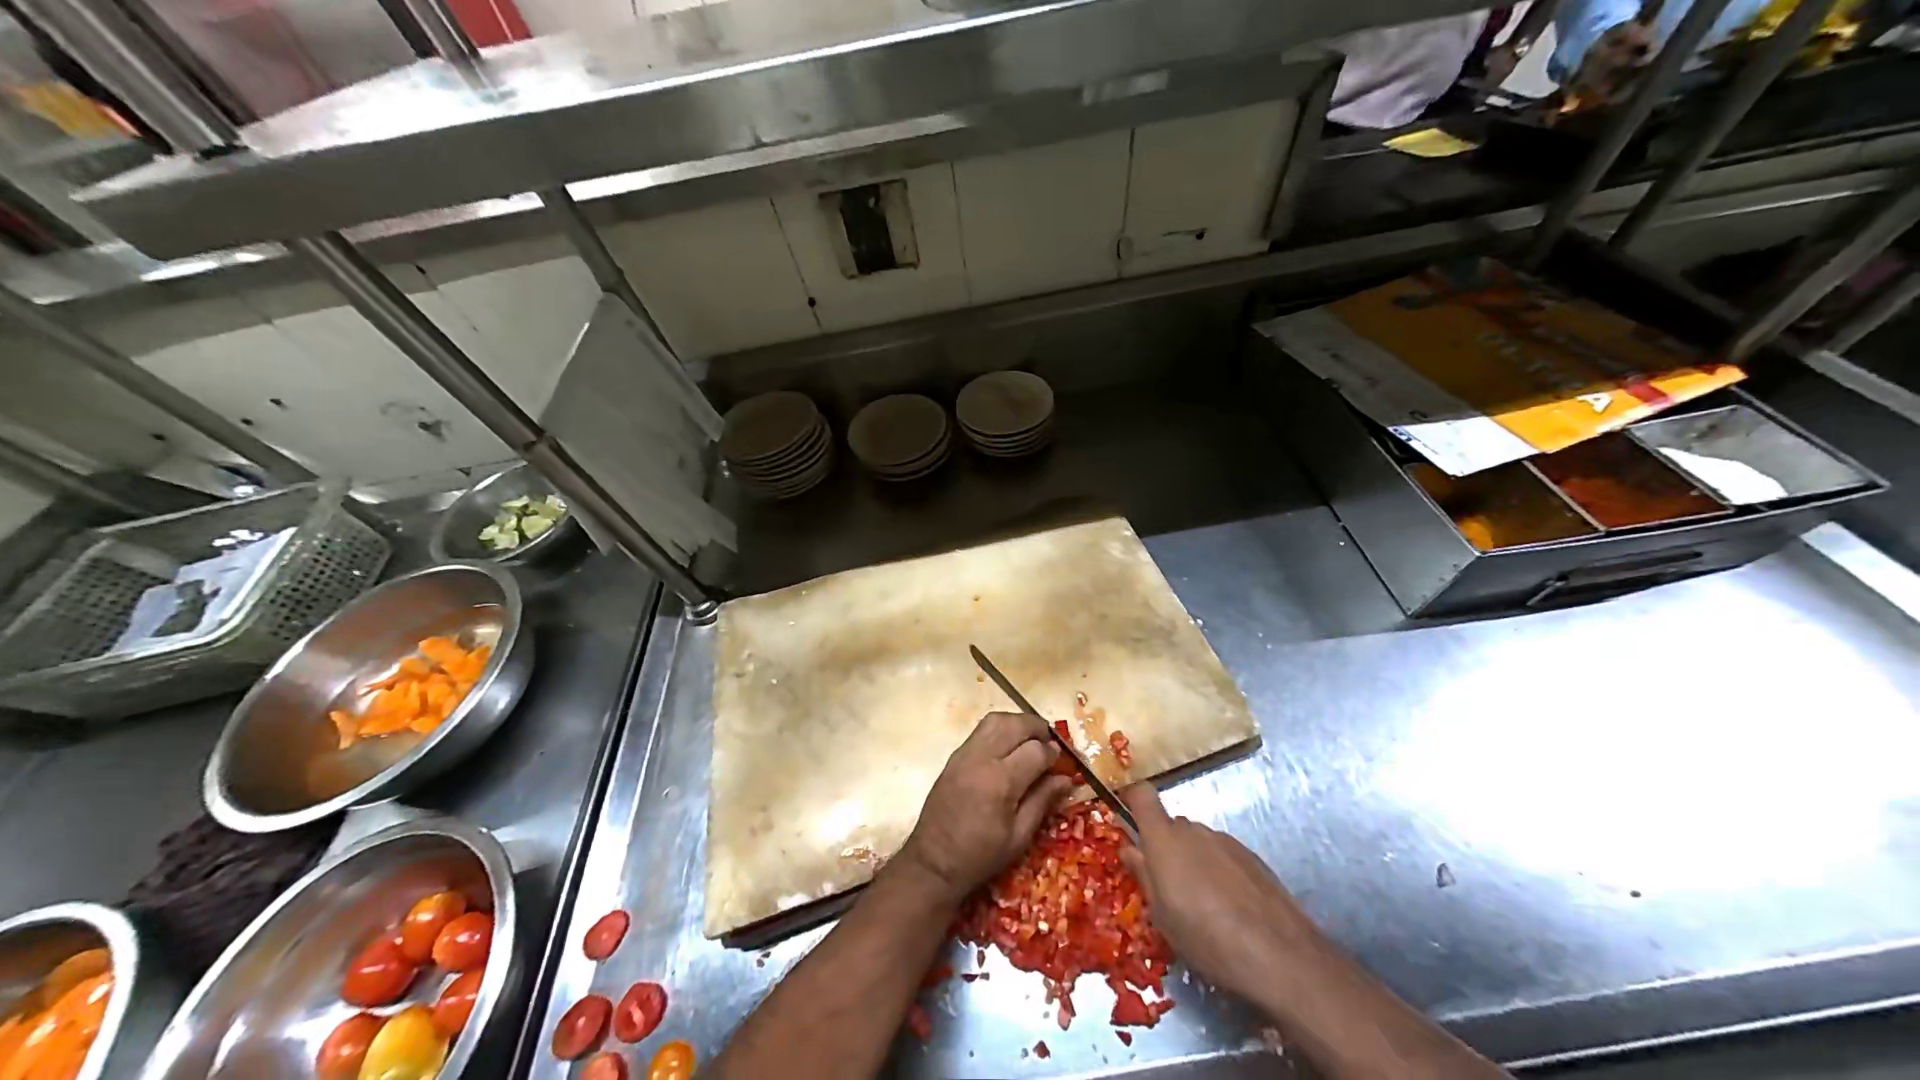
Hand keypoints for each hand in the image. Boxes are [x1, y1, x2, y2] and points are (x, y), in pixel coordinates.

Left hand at [895, 712, 1074, 904]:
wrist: (933, 862)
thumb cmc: (980, 855)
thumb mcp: (1019, 836)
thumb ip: (1043, 800)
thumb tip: (1066, 778)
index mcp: (1000, 782)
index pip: (1036, 750)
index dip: (1054, 753)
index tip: (1063, 761)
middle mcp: (981, 759)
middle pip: (1015, 724)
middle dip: (1038, 728)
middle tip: (1050, 743)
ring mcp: (963, 754)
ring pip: (995, 720)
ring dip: (1017, 723)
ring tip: (1031, 740)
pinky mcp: (953, 757)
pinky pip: (980, 731)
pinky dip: (999, 730)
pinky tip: (1008, 747)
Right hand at [1119, 783, 1322, 1009]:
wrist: (1280, 955)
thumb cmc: (1206, 937)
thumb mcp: (1162, 915)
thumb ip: (1144, 875)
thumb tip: (1130, 848)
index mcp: (1164, 839)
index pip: (1142, 795)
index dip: (1132, 798)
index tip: (1125, 815)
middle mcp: (1194, 830)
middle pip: (1171, 826)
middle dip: (1165, 848)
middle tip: (1167, 887)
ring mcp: (1226, 841)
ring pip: (1198, 842)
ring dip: (1192, 862)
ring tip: (1202, 905)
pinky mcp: (1252, 858)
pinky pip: (1222, 856)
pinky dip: (1218, 872)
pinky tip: (1229, 908)